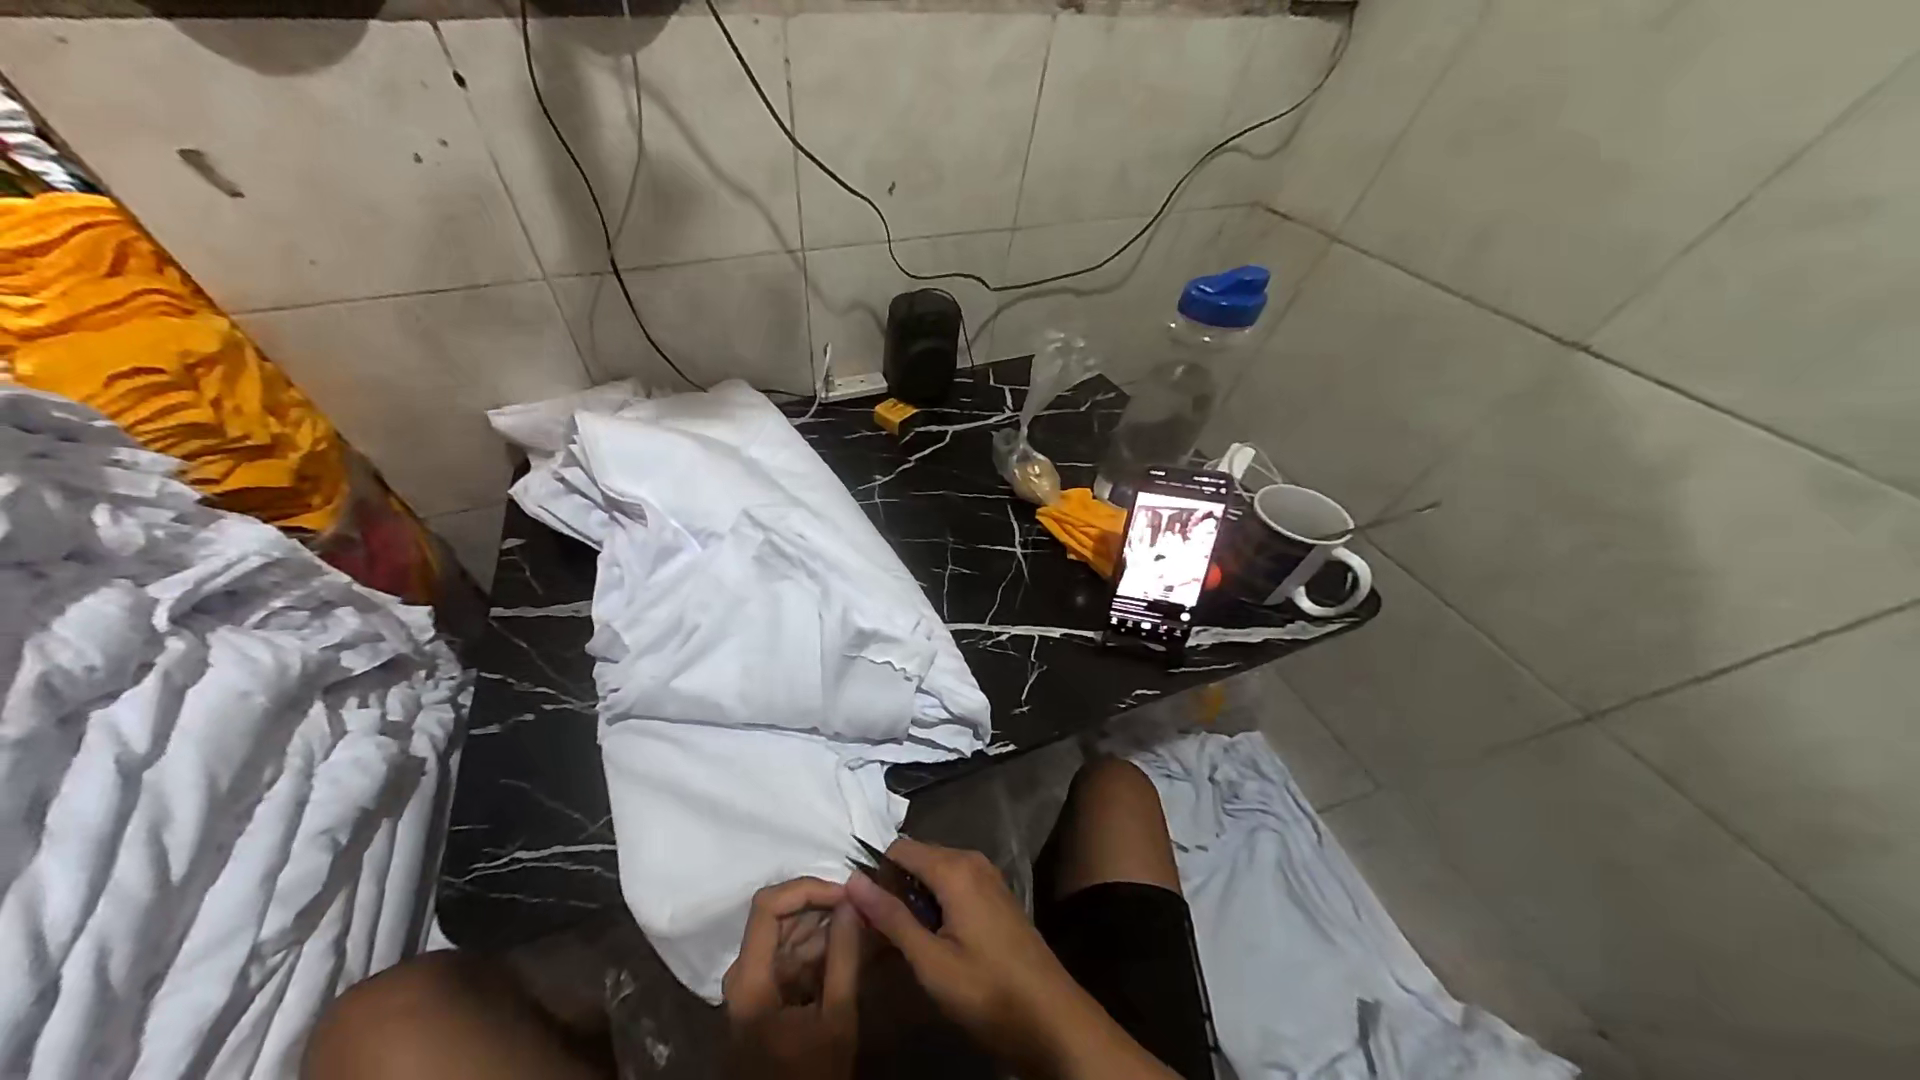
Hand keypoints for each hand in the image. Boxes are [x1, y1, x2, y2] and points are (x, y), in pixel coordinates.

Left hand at [722, 878, 860, 1079]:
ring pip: (785, 934)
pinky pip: (788, 956)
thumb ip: (845, 955)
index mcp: (749, 978)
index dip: (806, 888)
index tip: (845, 893)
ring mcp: (751, 986)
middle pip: (777, 916)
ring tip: (861, 924)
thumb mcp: (837, 1018)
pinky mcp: (763, 997)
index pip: (767, 905)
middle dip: (821, 905)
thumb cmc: (811, 1077)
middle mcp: (742, 974)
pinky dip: (818, 948)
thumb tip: (852, 901)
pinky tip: (848, 949)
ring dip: (822, 925)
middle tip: (862, 907)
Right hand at [845, 838, 1175, 1079]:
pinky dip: (936, 902)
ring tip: (900, 938)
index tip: (862, 908)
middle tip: (879, 930)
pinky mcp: (995, 895)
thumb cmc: (987, 990)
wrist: (1051, 1017)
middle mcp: (972, 860)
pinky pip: (954, 884)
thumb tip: (854, 880)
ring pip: (935, 872)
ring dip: (914, 897)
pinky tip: (930, 937)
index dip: (876, 873)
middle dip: (894, 886)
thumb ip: (891, 917)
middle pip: (918, 857)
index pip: (900, 848)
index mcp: (955, 868)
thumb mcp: (931, 961)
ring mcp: (988, 877)